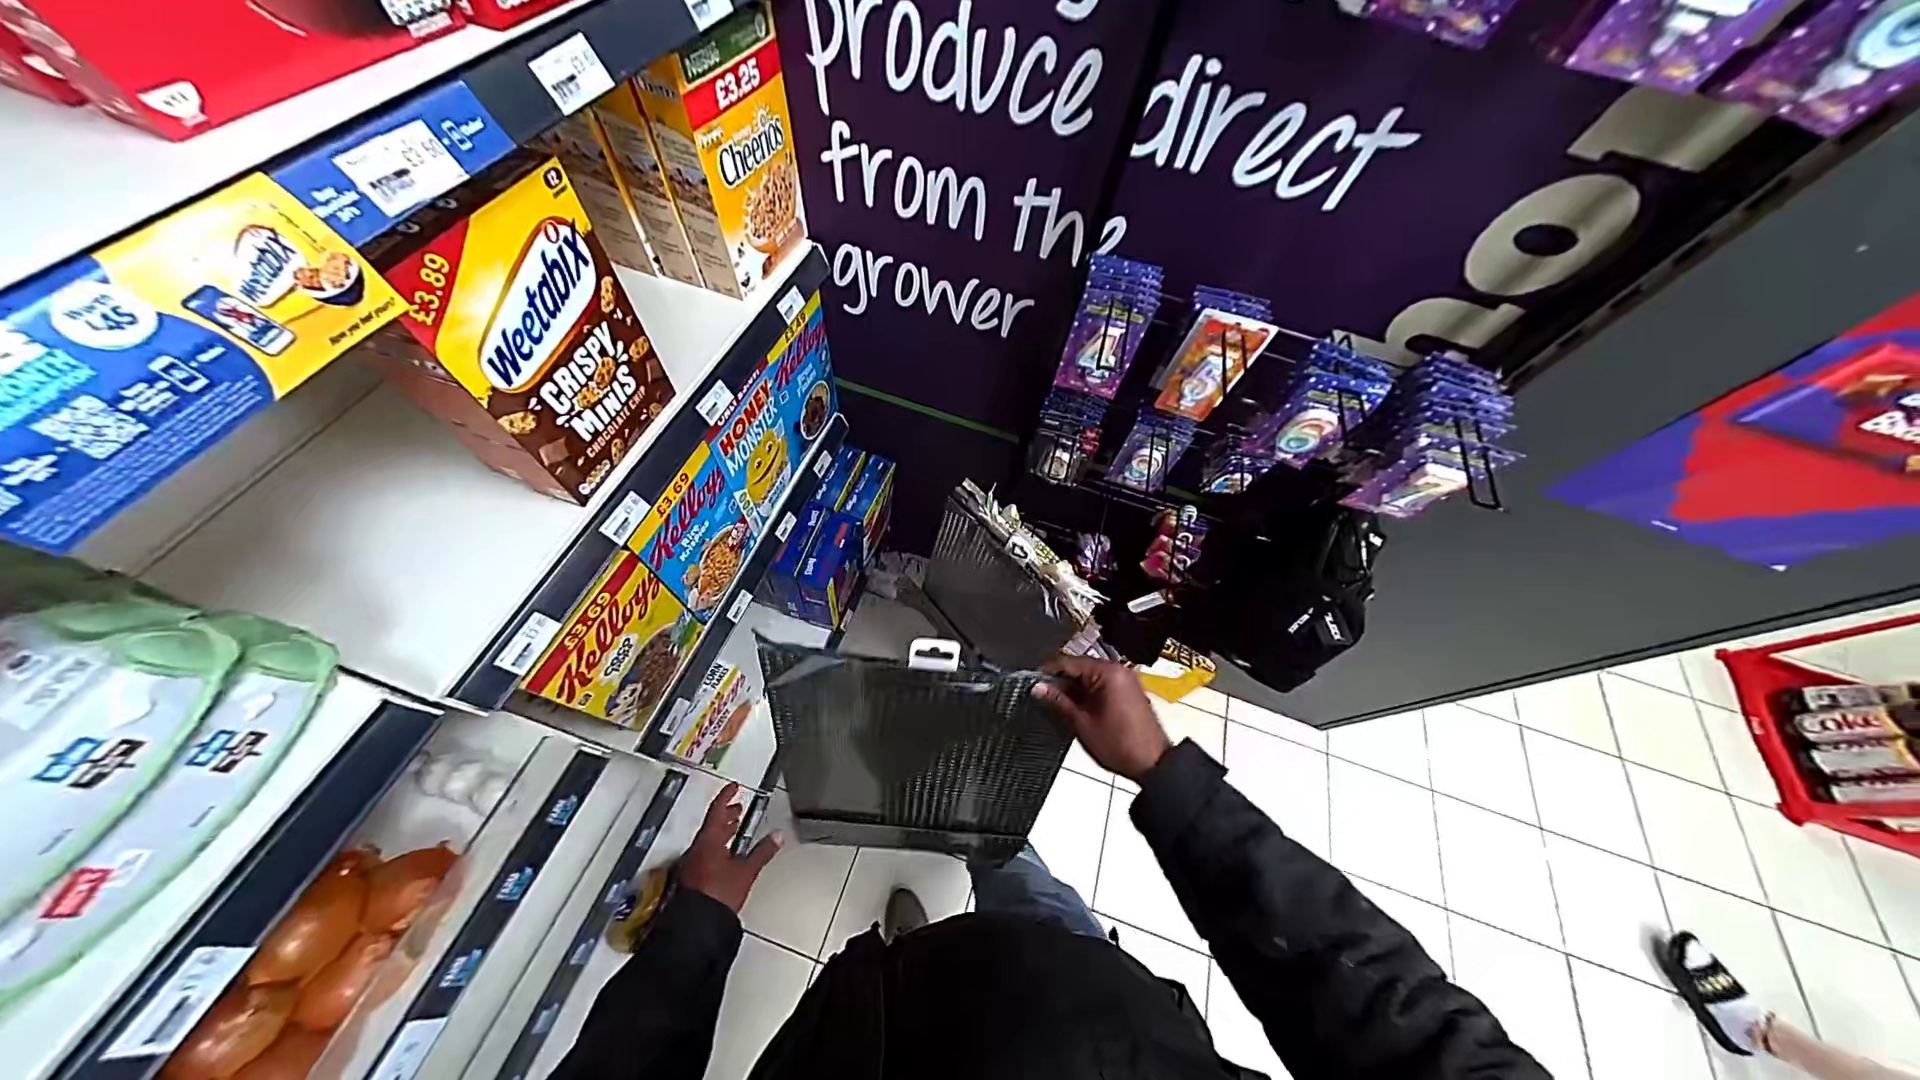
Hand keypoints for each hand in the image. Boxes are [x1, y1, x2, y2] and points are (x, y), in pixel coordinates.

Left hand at [680, 783, 784, 913]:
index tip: (733, 787)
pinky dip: (717, 846)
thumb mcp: (747, 870)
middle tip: (737, 808)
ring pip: (708, 839)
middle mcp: (697, 849)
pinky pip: (705, 853)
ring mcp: (692, 864)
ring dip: (722, 831)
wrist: (696, 927)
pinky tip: (727, 854)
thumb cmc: (719, 895)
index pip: (717, 810)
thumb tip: (778, 836)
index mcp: (709, 841)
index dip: (726, 796)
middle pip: (711, 824)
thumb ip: (763, 851)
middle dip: (726, 814)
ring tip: (734, 828)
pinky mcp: (691, 878)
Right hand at [1033, 656, 1170, 783]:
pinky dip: (1087, 693)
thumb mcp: (1081, 722)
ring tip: (1055, 703)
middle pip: (1079, 667)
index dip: (1047, 671)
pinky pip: (1101, 684)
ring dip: (1073, 688)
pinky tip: (1074, 707)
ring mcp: (1125, 680)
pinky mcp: (1128, 691)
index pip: (1068, 662)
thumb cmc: (1121, 745)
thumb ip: (1058, 701)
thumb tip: (1038, 687)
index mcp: (1108, 672)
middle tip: (1041, 694)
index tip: (1031, 680)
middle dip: (1060, 681)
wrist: (1154, 764)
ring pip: (1089, 677)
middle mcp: (1119, 670)